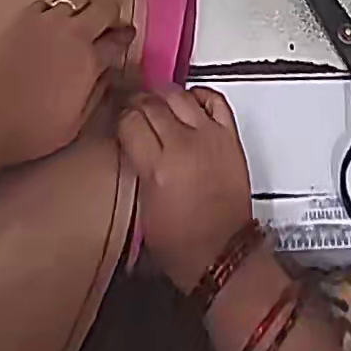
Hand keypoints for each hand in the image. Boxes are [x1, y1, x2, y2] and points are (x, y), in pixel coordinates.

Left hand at [0, 0, 133, 207]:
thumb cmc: (33, 128)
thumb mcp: (78, 121)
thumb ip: (100, 89)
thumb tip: (111, 71)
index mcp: (90, 58)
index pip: (120, 38)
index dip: (126, 39)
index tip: (125, 43)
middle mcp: (73, 32)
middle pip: (105, 5)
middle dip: (112, 15)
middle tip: (110, 27)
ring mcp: (48, 21)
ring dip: (87, 7)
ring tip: (83, 22)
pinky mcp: (25, 18)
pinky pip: (50, 3)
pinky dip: (57, 10)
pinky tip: (53, 25)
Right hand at [117, 87, 254, 288]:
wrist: (222, 255)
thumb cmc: (181, 244)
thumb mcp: (141, 210)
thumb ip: (135, 169)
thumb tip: (129, 141)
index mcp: (157, 168)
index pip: (130, 121)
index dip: (121, 118)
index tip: (120, 120)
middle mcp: (183, 146)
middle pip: (152, 104)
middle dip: (138, 103)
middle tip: (133, 108)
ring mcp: (209, 137)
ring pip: (180, 96)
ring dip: (164, 95)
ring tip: (158, 102)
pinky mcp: (229, 136)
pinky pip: (214, 99)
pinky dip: (200, 95)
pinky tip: (190, 102)